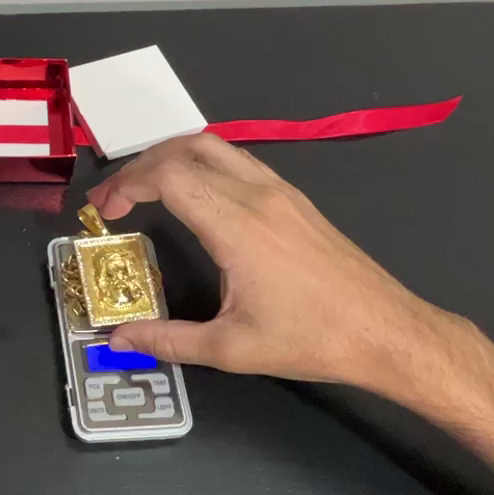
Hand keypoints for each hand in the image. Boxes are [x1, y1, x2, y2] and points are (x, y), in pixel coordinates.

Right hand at [88, 133, 458, 395]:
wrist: (388, 332)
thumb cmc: (311, 340)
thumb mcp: (230, 348)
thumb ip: (166, 340)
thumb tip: (117, 339)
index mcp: (237, 225)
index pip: (169, 175)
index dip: (127, 184)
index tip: (105, 211)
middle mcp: (258, 195)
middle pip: (186, 148)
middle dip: (140, 166)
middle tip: (114, 199)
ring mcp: (280, 191)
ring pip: (215, 146)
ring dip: (171, 158)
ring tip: (144, 189)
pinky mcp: (294, 198)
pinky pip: (238, 160)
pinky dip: (201, 163)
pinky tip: (192, 193)